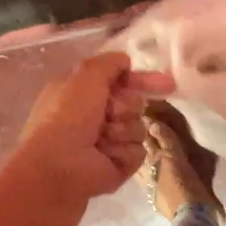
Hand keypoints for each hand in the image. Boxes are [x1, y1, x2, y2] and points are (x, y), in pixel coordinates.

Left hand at [11, 52, 174, 202]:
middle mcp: (97, 116)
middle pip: (135, 104)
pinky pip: (138, 151)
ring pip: (139, 127)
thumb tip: (126, 62)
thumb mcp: (85, 76)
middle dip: (126, 107)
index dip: (143, 80)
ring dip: (123, 130)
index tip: (167, 83)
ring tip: (102, 139)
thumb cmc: (67, 116)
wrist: (59, 164)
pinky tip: (106, 156)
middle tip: (109, 113)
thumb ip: (109, 63)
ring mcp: (109, 141)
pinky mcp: (119, 164)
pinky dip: (123, 151)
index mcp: (85, 93)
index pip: (122, 82)